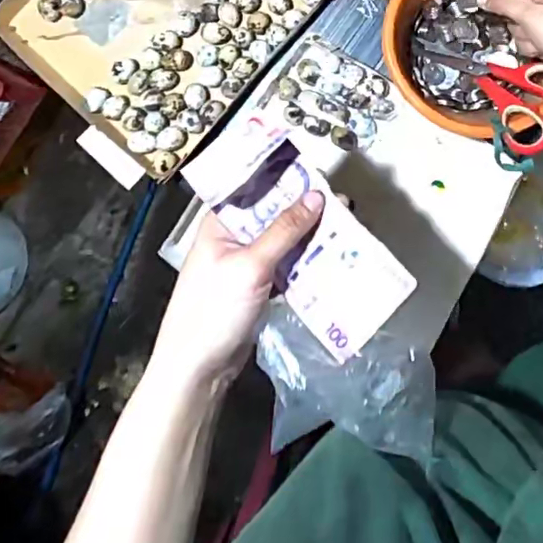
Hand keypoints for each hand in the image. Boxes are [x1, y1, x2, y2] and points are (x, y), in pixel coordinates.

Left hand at [147, 190, 323, 392]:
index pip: (255, 186)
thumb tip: (316, 196)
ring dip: (310, 237)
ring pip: (284, 240)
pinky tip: (332, 258)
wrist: (197, 370)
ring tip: (344, 229)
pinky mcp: (258, 285)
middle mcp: (233, 235)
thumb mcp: (251, 265)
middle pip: (275, 213)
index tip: (319, 172)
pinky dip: (305, 262)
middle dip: (306, 210)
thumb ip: (284, 230)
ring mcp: (246, 261)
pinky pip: (287, 265)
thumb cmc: (213, 311)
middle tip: (342, 204)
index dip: (286, 178)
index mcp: (221, 221)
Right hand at [481, 0, 542, 92]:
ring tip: (539, 41)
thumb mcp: (531, 14)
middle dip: (516, 20)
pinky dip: (531, 47)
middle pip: (517, 7)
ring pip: (520, 27)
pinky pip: (529, 41)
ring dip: (524, 36)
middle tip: (520, 24)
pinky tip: (542, 50)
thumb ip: (504, 4)